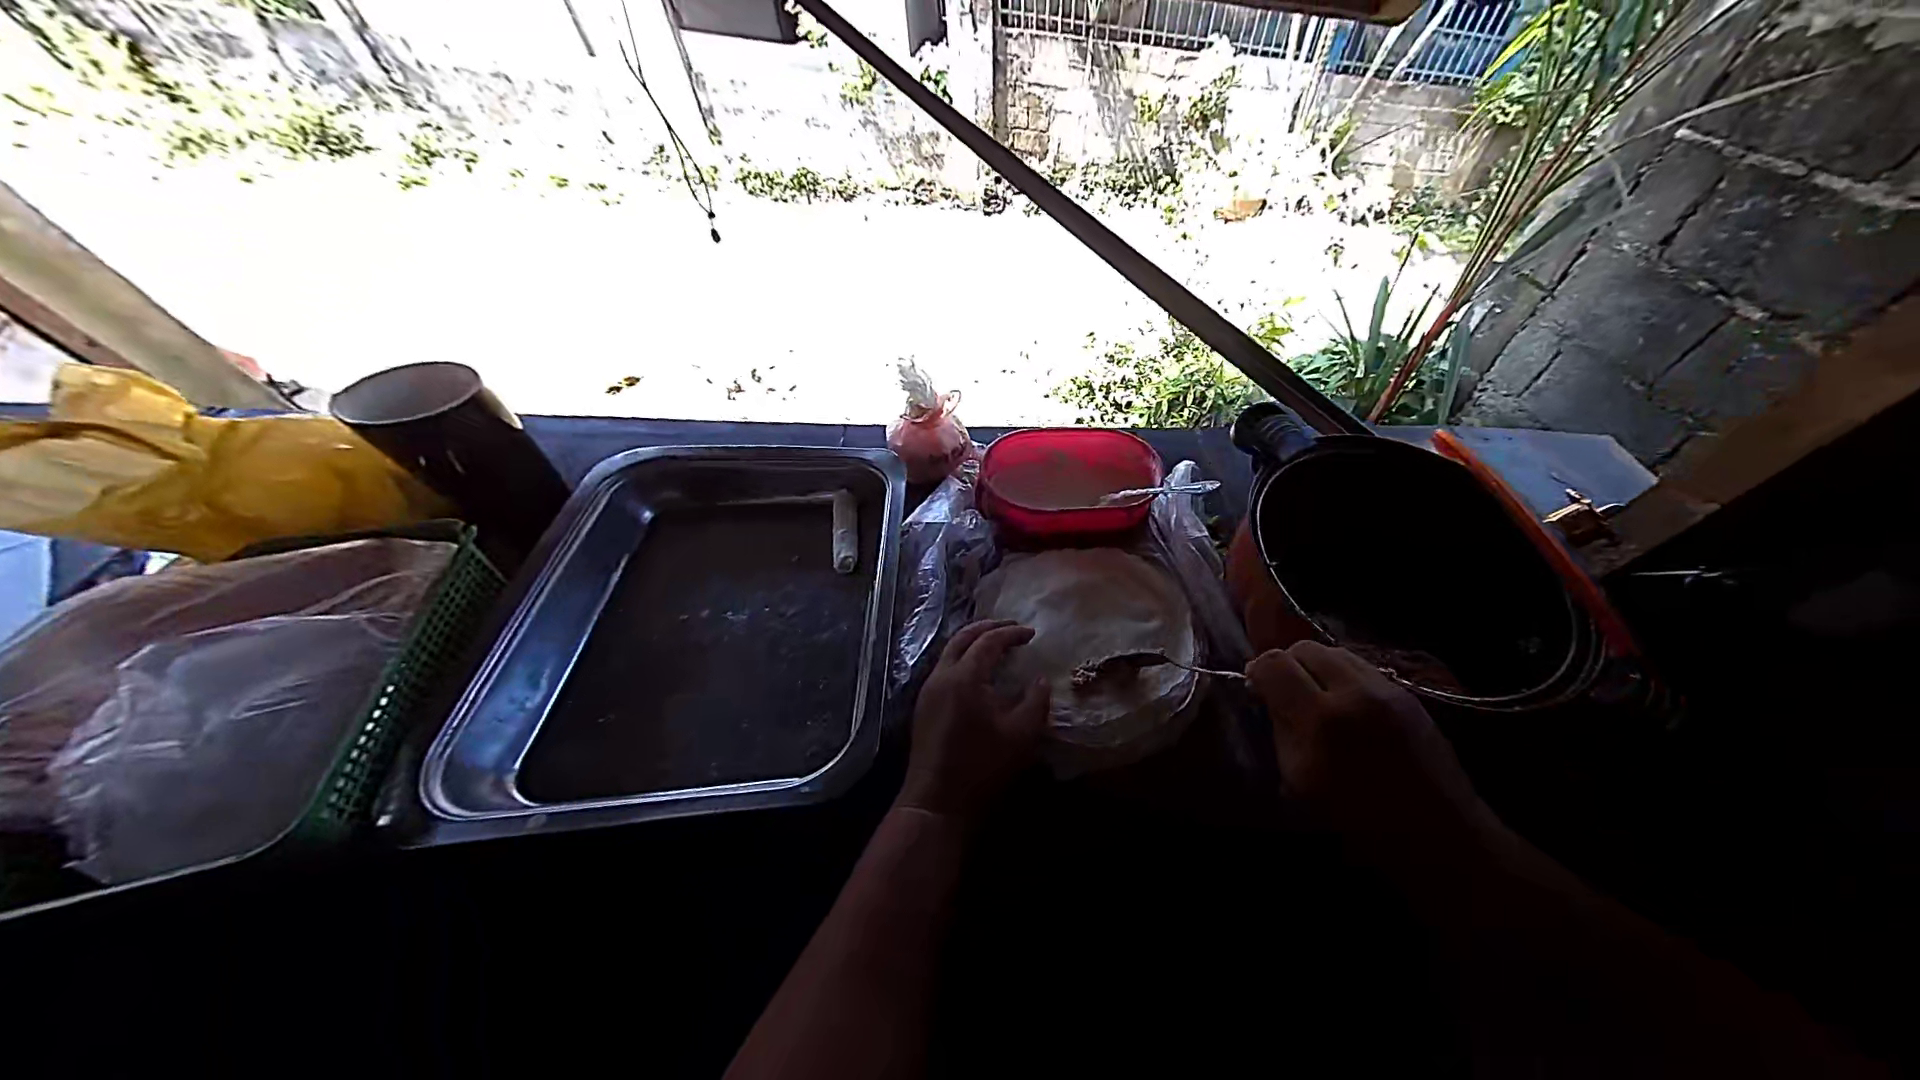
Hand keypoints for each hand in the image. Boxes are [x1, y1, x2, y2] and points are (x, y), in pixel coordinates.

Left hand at [898, 619, 1049, 822]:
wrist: (937, 799)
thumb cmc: (982, 766)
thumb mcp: (1020, 735)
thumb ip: (1035, 701)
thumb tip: (1040, 680)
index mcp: (964, 677)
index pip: (988, 641)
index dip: (1011, 634)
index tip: (1031, 634)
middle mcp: (941, 676)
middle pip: (963, 637)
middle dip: (988, 628)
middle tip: (1012, 628)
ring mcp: (928, 690)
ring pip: (950, 651)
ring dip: (973, 642)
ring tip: (996, 646)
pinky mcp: (924, 705)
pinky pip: (944, 668)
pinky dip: (963, 659)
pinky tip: (978, 673)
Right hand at [1246, 642, 1495, 860]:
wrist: (1438, 839)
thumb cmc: (1357, 823)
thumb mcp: (1298, 781)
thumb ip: (1279, 729)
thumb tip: (1266, 698)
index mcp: (1321, 720)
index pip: (1274, 664)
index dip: (1257, 673)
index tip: (1255, 689)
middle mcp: (1356, 694)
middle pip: (1303, 648)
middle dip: (1286, 665)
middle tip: (1283, 692)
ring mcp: (1387, 690)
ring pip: (1333, 651)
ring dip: (1314, 667)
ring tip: (1313, 695)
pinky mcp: (1408, 694)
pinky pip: (1360, 666)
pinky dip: (1341, 676)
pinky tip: (1343, 703)